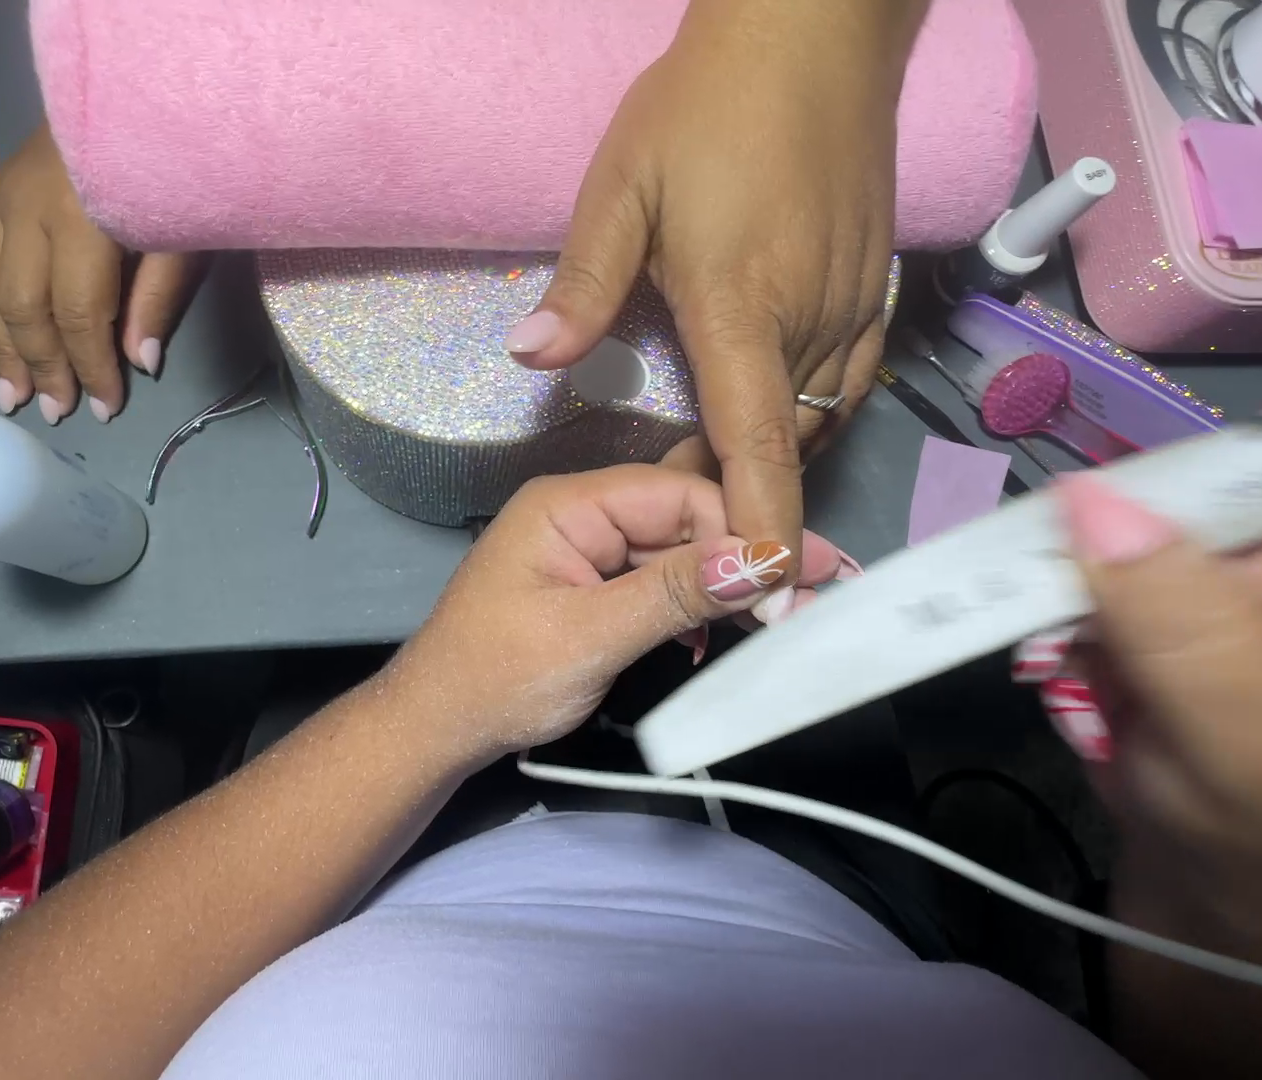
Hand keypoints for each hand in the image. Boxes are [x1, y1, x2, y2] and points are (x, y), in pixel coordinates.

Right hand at [0, 124, 207, 423]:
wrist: (132, 93)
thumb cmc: (172, 168)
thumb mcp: (182, 235)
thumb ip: (156, 299)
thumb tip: (141, 364)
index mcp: (77, 222)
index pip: (78, 316)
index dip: (90, 367)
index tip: (103, 409)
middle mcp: (24, 212)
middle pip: (24, 308)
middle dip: (40, 366)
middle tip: (52, 412)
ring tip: (12, 393)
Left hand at [382, 465, 842, 760]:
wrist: (440, 725)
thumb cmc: (498, 678)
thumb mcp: (588, 637)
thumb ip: (671, 596)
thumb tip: (761, 561)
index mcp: (568, 504)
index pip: (675, 495)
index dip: (739, 532)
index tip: (796, 577)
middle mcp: (582, 514)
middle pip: (682, 521)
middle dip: (746, 558)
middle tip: (821, 590)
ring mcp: (589, 551)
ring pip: (677, 555)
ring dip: (728, 586)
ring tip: (794, 615)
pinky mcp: (596, 587)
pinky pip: (659, 584)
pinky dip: (696, 606)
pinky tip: (734, 628)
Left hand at [506, 0, 926, 576]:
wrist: (815, 27)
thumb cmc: (704, 108)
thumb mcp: (622, 188)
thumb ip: (584, 285)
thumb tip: (533, 357)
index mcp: (741, 310)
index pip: (753, 446)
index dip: (756, 524)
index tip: (757, 588)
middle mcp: (807, 324)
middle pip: (778, 448)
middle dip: (739, 503)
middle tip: (687, 534)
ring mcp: (848, 308)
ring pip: (811, 423)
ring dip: (767, 463)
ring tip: (715, 488)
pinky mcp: (873, 291)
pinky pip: (844, 385)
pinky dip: (805, 421)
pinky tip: (771, 424)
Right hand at [1053, 321, 1261, 908]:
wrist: (1215, 884)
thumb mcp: (1253, 741)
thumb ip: (1180, 624)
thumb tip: (1085, 500)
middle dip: (1193, 475)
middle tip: (1093, 516)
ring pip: (1186, 491)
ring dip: (1110, 521)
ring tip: (1049, 578)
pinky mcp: (1190, 581)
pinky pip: (1124, 534)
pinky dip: (1074, 554)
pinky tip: (1046, 596)